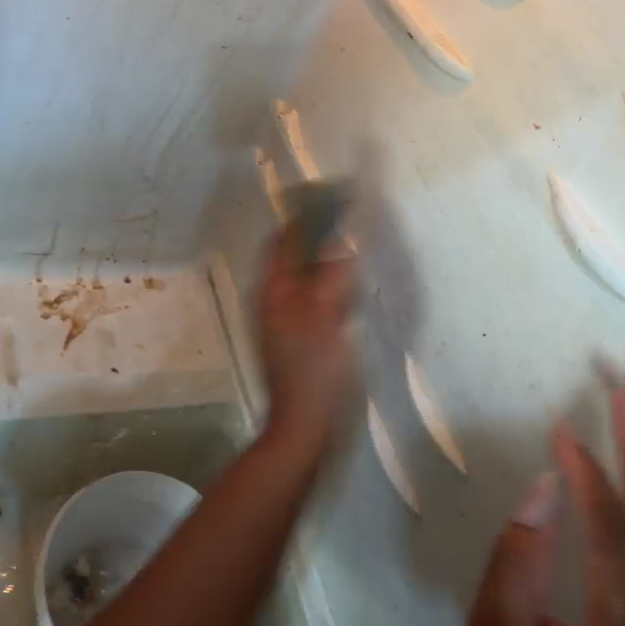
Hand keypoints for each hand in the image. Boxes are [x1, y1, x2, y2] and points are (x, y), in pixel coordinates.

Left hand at [255, 222, 356, 452]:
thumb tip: (341, 238)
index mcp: (273, 289)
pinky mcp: (294, 338)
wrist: (302, 428)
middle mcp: (271, 299)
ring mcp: (281, 320)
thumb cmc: (314, 372)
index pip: (284, 237)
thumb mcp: (326, 318)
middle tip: (349, 221)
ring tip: (353, 250)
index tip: (336, 197)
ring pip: (302, 277)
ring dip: (324, 260)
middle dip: (317, 234)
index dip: (307, 213)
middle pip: (291, 254)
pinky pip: (310, 299)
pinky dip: (328, 287)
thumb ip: (331, 275)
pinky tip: (350, 295)